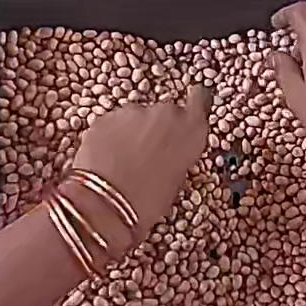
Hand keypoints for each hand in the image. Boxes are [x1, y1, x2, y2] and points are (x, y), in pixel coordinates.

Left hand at [67, 84, 211, 242]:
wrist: (106, 205)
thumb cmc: (148, 202)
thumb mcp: (176, 182)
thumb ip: (178, 156)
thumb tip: (169, 153)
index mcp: (192, 130)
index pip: (199, 100)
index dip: (194, 101)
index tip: (191, 102)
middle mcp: (166, 113)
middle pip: (165, 112)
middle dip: (157, 127)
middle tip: (148, 153)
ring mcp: (134, 111)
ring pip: (136, 117)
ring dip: (132, 132)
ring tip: (124, 161)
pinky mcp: (106, 116)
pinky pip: (112, 123)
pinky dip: (110, 136)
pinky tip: (107, 159)